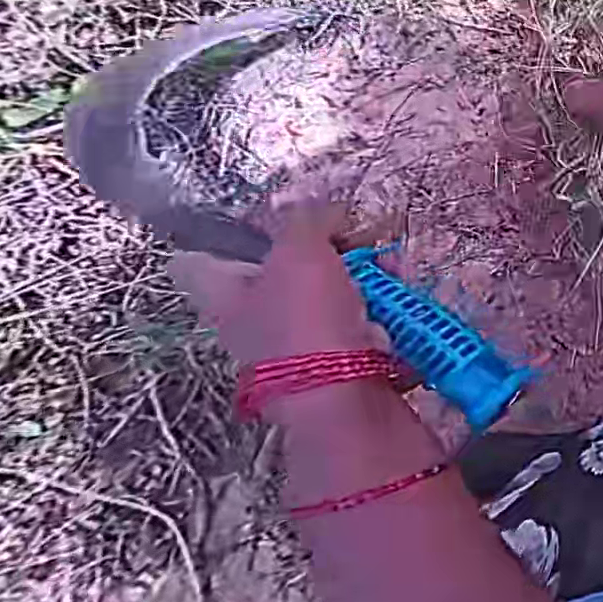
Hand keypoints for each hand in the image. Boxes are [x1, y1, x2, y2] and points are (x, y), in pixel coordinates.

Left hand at [168, 202, 384, 366]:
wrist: (345, 395)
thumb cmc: (306, 322)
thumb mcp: (301, 254)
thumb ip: (308, 220)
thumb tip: (325, 206)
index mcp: (225, 295)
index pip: (199, 261)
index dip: (232, 239)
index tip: (278, 228)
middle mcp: (254, 320)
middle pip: (290, 271)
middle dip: (336, 253)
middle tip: (364, 245)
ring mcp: (301, 343)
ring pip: (336, 292)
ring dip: (372, 279)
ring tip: (395, 275)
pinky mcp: (343, 360)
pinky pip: (367, 319)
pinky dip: (388, 307)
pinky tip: (402, 302)